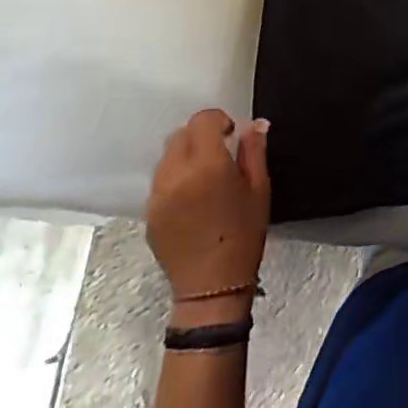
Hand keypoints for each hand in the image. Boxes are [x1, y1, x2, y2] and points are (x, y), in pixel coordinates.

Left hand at [147, 110, 269, 326]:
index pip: (203, 120)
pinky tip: (192, 199)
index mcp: (207, 164)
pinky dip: (175, 178)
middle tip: (220, 155)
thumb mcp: (259, 189)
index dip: (219, 120)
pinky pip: (160, 180)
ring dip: (185, 155)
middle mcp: (176, 173)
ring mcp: (157, 193)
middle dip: (201, 136)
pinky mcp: (148, 211)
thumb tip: (255, 123)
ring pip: (167, 155)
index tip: (231, 135)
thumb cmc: (244, 235)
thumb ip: (254, 151)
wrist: (211, 287)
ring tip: (204, 178)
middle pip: (181, 134)